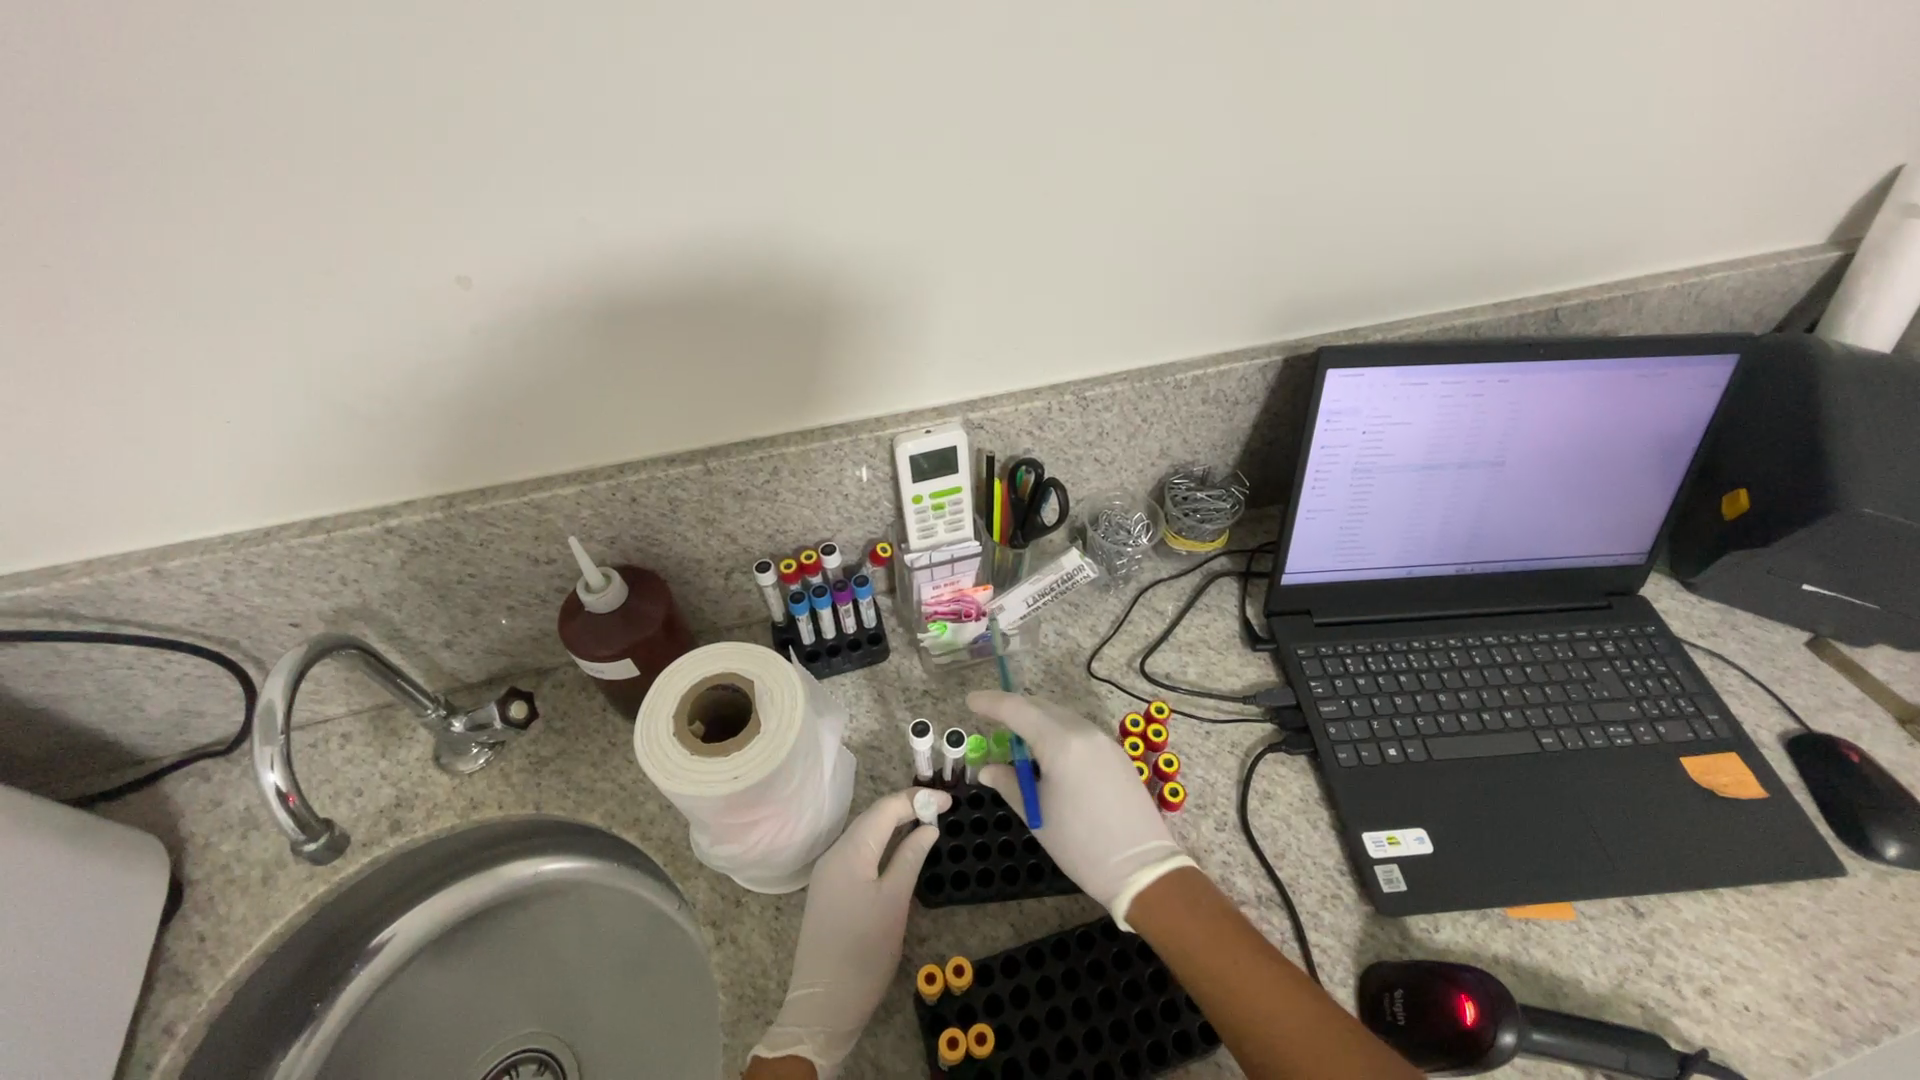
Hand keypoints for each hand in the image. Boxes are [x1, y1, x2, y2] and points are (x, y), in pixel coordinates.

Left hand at [748, 787, 950, 1077]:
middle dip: (905, 807)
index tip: (949, 802)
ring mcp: (829, 873)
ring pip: (864, 834)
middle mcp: (834, 854)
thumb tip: (929, 827)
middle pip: (872, 817)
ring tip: (925, 822)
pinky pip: (859, 852)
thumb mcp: (895, 902)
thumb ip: (910, 858)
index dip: (917, 800)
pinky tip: (900, 849)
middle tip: (940, 809)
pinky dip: (882, 843)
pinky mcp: (830, 890)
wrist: (824, 1004)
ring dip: (894, 824)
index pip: (884, 809)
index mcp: (849, 852)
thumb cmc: (864, 953)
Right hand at [970, 691, 1193, 930]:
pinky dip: (1058, 734)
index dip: (991, 702)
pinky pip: (1080, 732)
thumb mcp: (1036, 814)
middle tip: (991, 724)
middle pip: (1042, 708)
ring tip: (1019, 746)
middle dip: (1014, 711)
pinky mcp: (1118, 754)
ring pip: (1062, 718)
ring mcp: (1105, 741)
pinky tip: (1050, 758)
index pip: (1017, 710)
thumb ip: (1009, 783)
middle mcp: (1084, 732)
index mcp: (1061, 744)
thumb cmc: (1080, 845)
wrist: (1141, 867)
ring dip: (1037, 723)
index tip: (970, 701)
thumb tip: (987, 769)